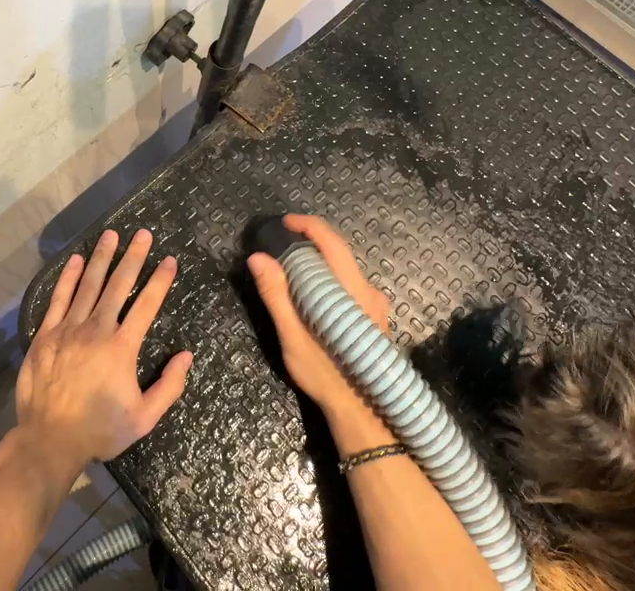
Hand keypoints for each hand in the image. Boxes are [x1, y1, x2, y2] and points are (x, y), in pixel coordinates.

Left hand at [16, 229, 192, 473]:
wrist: (49, 440)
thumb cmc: (100, 430)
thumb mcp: (144, 417)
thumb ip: (169, 386)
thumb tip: (186, 356)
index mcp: (122, 348)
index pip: (146, 305)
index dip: (160, 280)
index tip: (169, 260)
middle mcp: (97, 330)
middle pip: (118, 285)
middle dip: (133, 257)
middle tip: (143, 234)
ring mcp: (69, 329)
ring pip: (88, 285)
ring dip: (101, 258)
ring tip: (111, 235)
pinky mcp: (46, 335)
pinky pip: (59, 299)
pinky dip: (67, 277)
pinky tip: (75, 260)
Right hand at [247, 215, 395, 449]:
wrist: (363, 413)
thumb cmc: (327, 376)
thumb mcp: (294, 338)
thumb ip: (276, 295)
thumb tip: (258, 258)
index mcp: (352, 291)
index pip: (332, 243)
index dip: (308, 226)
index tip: (284, 222)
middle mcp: (369, 291)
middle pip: (339, 252)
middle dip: (310, 241)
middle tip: (281, 244)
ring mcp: (375, 304)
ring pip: (345, 269)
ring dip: (319, 262)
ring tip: (291, 268)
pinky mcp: (375, 316)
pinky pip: (349, 284)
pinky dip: (328, 278)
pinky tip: (311, 293)